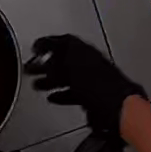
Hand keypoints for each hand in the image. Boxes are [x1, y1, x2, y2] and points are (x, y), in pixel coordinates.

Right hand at [25, 34, 145, 137]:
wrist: (120, 109)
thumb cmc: (97, 87)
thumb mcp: (72, 70)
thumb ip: (57, 63)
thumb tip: (44, 61)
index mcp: (85, 52)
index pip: (63, 42)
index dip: (46, 44)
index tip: (34, 48)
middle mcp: (90, 63)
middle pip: (64, 60)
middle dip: (46, 65)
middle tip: (31, 70)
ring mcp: (94, 81)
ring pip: (69, 77)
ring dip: (52, 80)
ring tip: (37, 85)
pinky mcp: (96, 98)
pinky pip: (75, 92)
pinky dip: (62, 94)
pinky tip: (53, 98)